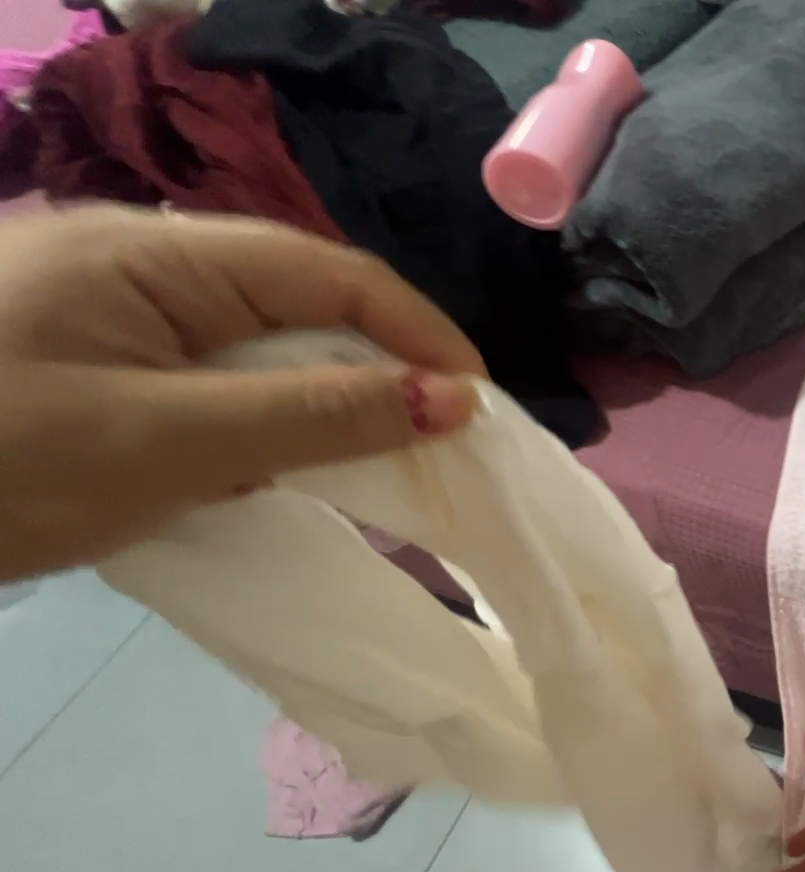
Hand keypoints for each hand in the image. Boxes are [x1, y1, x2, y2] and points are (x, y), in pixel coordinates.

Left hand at [0, 205, 485, 583]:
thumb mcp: (169, 445)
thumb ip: (322, 415)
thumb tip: (458, 400)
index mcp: (155, 256)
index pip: (338, 274)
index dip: (425, 336)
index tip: (479, 409)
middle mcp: (143, 261)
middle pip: (312, 299)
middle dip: (389, 366)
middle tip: (437, 438)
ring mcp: (117, 307)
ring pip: (274, 340)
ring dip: (335, 395)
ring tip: (371, 455)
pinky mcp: (101, 353)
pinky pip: (227, 371)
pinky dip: (277, 416)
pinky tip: (277, 458)